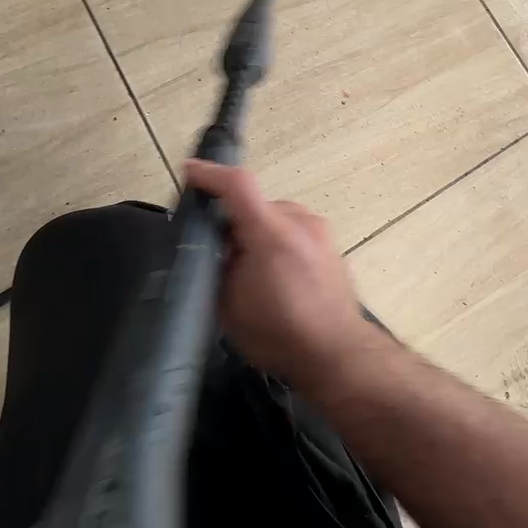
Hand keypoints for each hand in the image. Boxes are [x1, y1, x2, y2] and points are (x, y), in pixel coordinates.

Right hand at [184, 160, 380, 387]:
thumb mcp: (229, 304)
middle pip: (255, 205)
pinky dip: (279, 242)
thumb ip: (220, 264)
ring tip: (254, 273)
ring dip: (259, 233)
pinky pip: (294, 230)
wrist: (338, 355)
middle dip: (234, 224)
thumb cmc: (279, 334)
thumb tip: (220, 244)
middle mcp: (299, 221)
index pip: (237, 184)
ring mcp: (319, 230)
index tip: (189, 172)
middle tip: (221, 257)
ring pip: (275, 217)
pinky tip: (279, 277)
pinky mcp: (331, 244)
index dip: (210, 174)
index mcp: (271, 232)